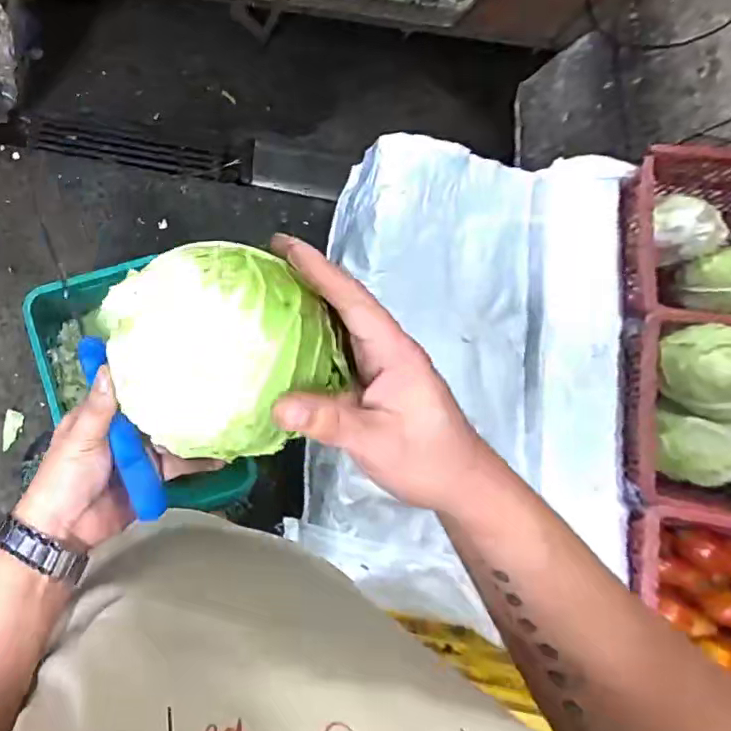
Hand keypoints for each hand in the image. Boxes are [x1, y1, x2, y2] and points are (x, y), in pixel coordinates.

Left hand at [13, 367, 222, 551]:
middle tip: (209, 385)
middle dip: (176, 402)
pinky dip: (196, 463)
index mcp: (98, 415)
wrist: (67, 531)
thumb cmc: (64, 477)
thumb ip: (99, 407)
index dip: (144, 374)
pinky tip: (219, 457)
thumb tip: (109, 366)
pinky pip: (176, 467)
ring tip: (221, 417)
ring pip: (168, 437)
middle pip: (152, 412)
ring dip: (190, 431)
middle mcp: (121, 431)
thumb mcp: (80, 438)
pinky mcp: (152, 478)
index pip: (125, 389)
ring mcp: (138, 454)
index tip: (171, 356)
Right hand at [268, 233, 505, 514]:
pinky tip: (286, 332)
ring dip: (309, 297)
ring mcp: (377, 362)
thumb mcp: (374, 440)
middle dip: (310, 273)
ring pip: (340, 320)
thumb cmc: (426, 458)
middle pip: (345, 300)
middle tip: (269, 255)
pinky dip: (310, 329)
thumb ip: (327, 420)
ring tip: (272, 283)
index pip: (352, 300)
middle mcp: (384, 348)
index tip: (286, 246)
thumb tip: (277, 406)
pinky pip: (334, 344)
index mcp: (392, 350)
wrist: (461, 484)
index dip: (319, 270)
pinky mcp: (369, 379)